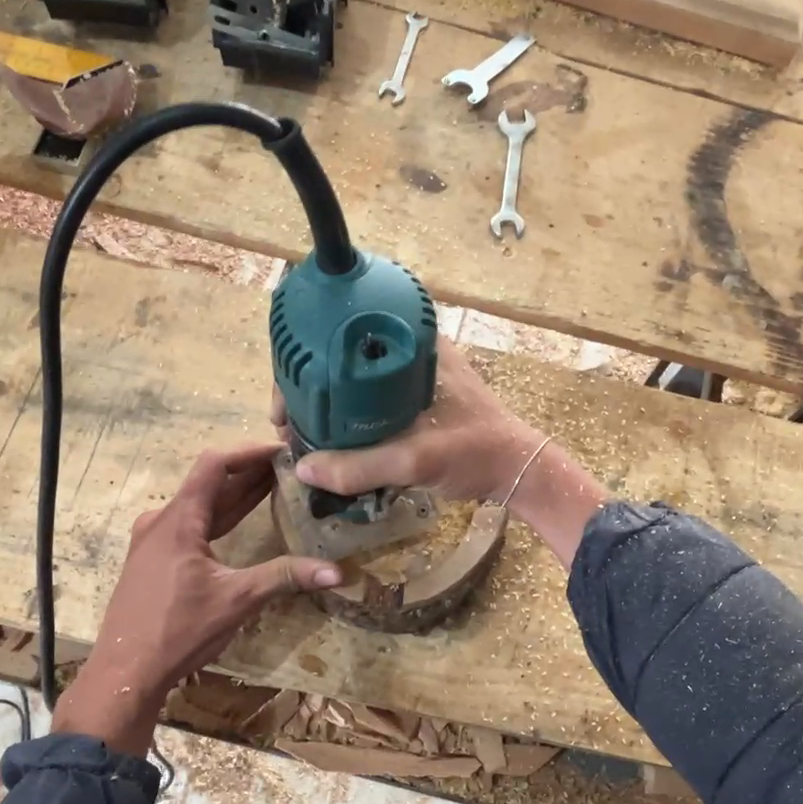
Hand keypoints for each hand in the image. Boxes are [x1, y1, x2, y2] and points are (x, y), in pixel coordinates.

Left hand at [52, 442, 342, 754]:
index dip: (249, 453)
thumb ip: (285, 577)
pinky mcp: (153, 562)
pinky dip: (219, 520)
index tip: (282, 451)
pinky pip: (190, 528)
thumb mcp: (238, 600)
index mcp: (178, 520)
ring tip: (273, 489)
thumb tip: (337, 572)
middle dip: (248, 474)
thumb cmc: (178, 630)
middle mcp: (161, 522)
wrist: (126, 671)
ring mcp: (153, 542)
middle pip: (208, 484)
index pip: (214, 465)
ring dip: (234, 497)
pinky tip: (240, 526)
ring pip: (199, 507)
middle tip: (289, 469)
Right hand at [281, 339, 545, 503]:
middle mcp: (409, 351)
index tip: (286, 397)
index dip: (304, 361)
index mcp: (412, 344)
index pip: (342, 333)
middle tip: (289, 424)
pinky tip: (333, 440)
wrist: (516, 470)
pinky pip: (368, 401)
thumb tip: (304, 469)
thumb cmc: (474, 452)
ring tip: (304, 435)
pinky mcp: (414, 399)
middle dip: (310, 388)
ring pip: (353, 381)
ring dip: (327, 405)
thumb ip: (359, 468)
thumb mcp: (414, 461)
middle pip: (341, 358)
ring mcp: (411, 375)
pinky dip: (347, 417)